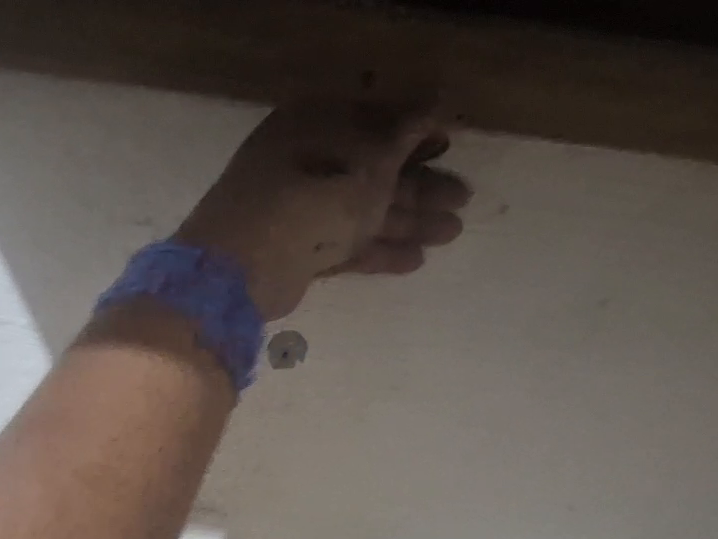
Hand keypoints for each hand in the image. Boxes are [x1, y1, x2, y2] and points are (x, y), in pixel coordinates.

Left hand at [175, 99, 470, 320]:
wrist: (253, 258)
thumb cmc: (320, 189)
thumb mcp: (373, 151)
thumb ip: (409, 127)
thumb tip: (439, 98)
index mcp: (321, 121)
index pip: (375, 121)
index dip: (416, 133)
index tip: (450, 144)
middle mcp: (310, 160)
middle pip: (374, 171)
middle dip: (422, 185)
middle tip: (463, 199)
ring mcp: (303, 208)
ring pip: (365, 211)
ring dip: (410, 221)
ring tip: (452, 232)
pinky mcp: (300, 251)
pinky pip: (348, 247)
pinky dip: (380, 252)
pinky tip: (415, 260)